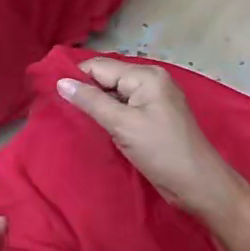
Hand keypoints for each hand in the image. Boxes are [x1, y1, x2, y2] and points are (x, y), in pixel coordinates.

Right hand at [56, 58, 249, 222]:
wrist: (198, 184)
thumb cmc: (162, 152)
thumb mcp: (123, 125)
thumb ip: (91, 102)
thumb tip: (61, 82)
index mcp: (146, 75)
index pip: (100, 66)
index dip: (76, 78)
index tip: (51, 93)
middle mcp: (151, 79)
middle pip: (108, 77)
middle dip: (86, 90)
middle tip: (59, 108)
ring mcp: (154, 98)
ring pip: (115, 93)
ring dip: (97, 104)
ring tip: (73, 117)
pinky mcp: (154, 116)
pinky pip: (125, 106)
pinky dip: (110, 113)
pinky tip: (96, 125)